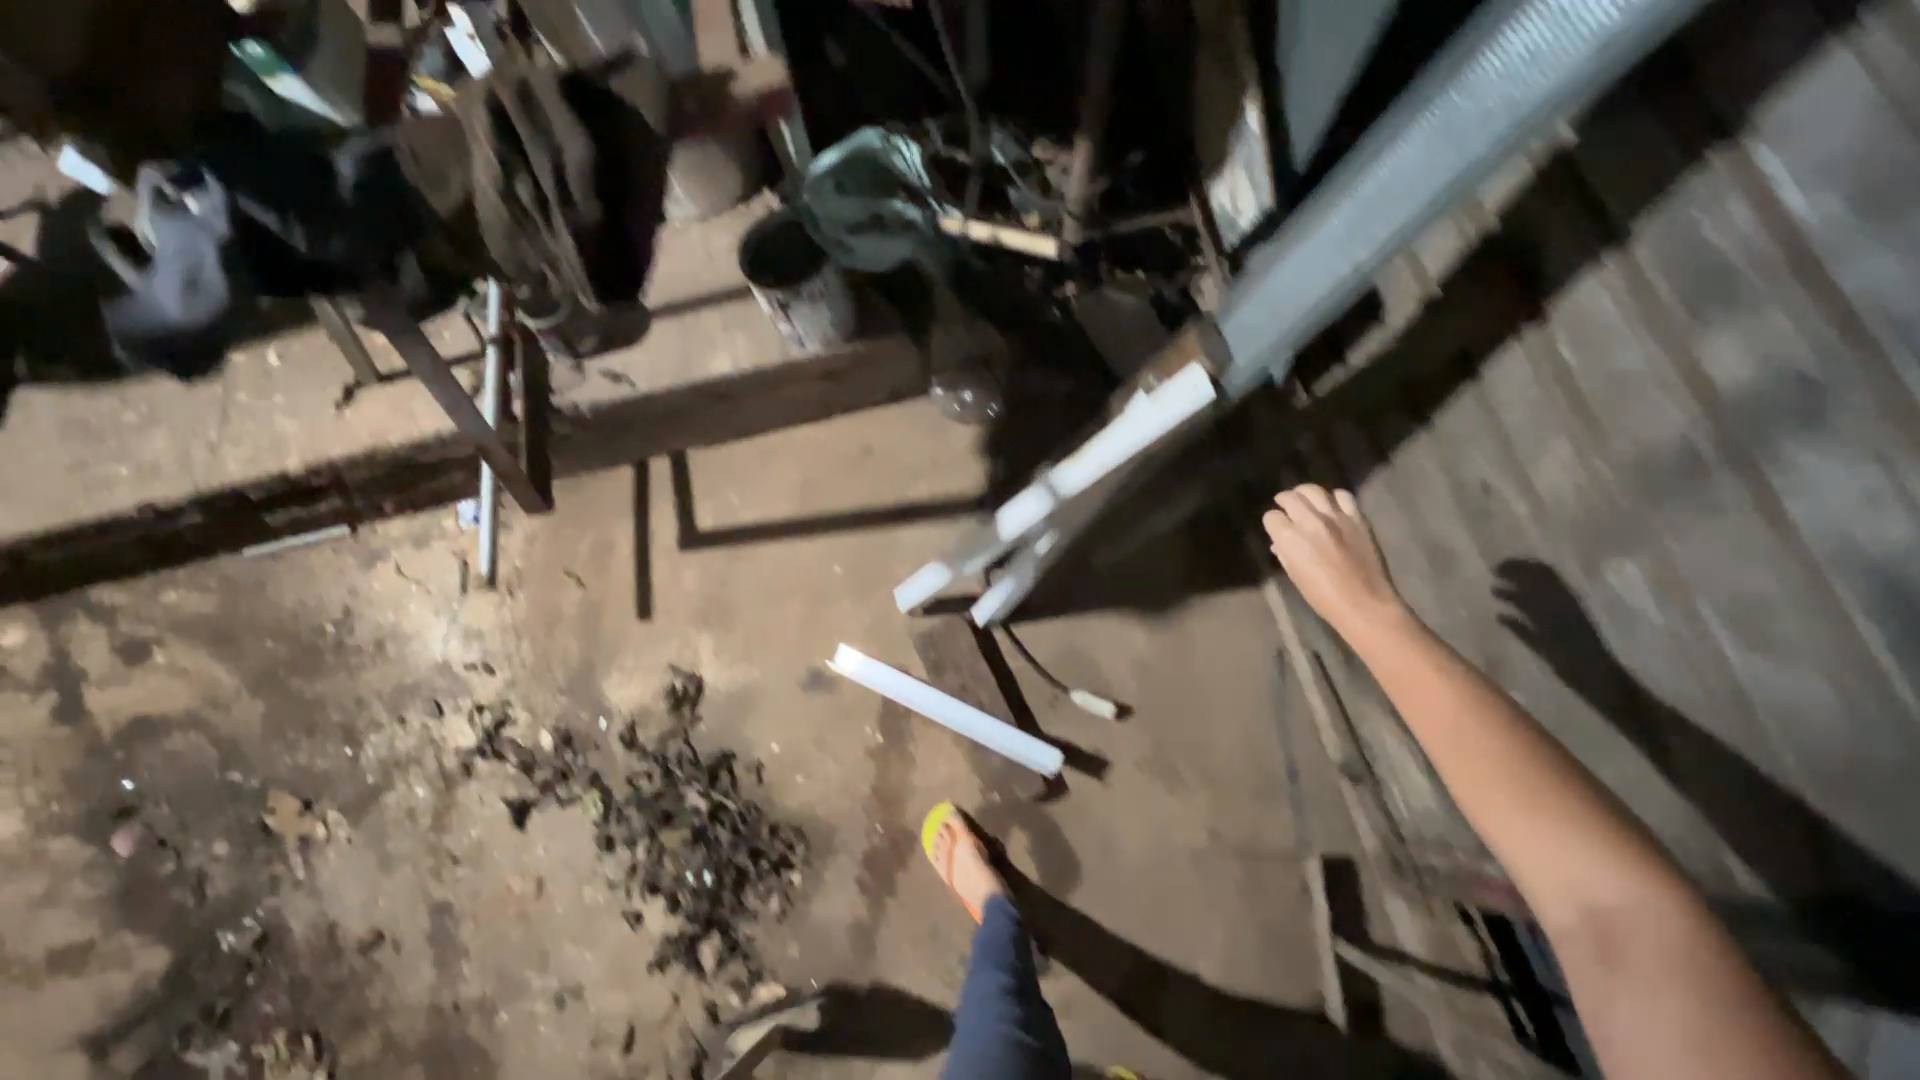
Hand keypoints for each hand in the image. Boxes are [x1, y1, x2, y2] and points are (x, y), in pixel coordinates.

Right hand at [1263, 484, 1408, 639]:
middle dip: (1284, 501)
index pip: (1272, 517)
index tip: (1275, 528)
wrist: (1364, 603)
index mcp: (1290, 539)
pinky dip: (1334, 498)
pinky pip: (1343, 495)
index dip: (1272, 523)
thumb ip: (1284, 554)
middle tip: (1285, 506)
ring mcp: (1336, 517)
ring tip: (1305, 500)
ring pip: (1314, 490)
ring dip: (1305, 493)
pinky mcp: (1357, 518)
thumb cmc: (1323, 597)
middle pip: (1290, 497)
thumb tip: (1279, 543)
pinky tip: (1332, 507)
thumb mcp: (1295, 576)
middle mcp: (1310, 522)